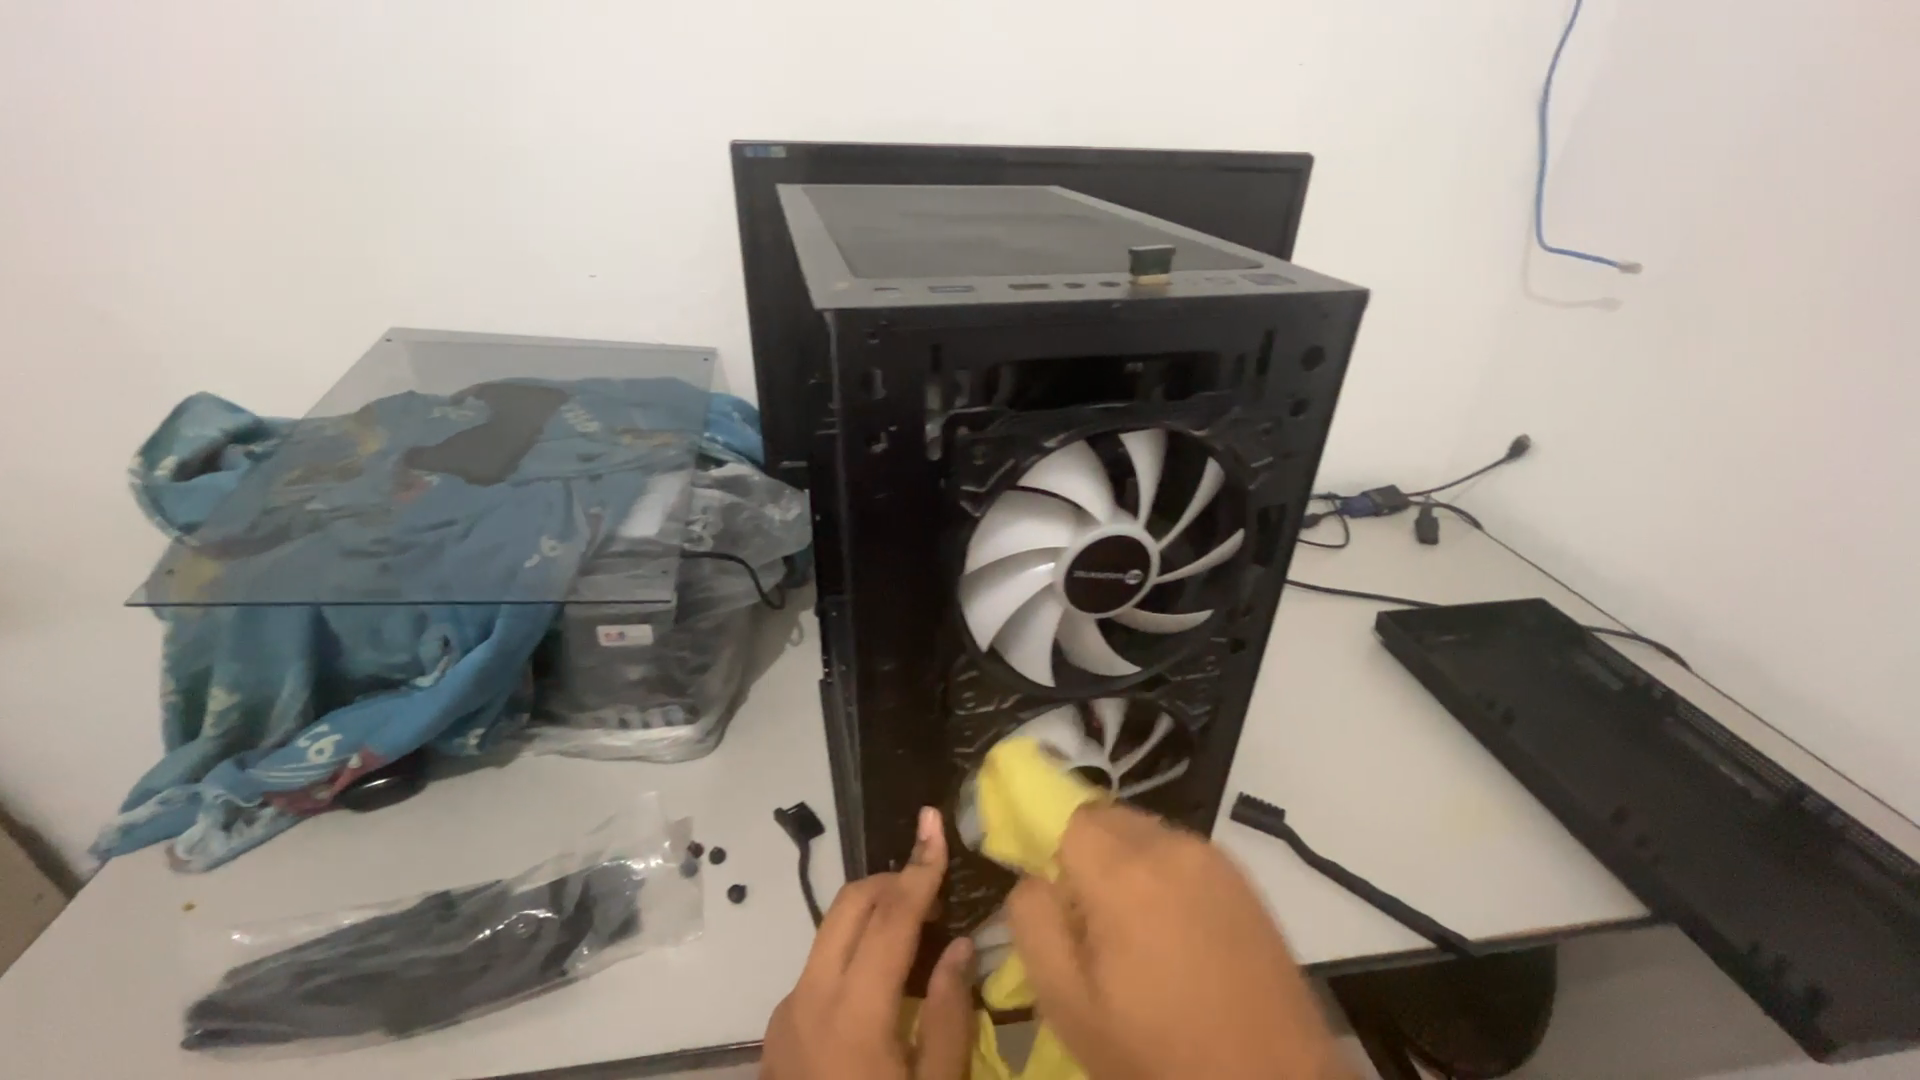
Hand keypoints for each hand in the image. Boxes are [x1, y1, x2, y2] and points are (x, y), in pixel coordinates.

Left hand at [762, 807, 974, 1079]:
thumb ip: (951, 1014)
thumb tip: (959, 944)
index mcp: (853, 1013)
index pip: (891, 917)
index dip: (918, 866)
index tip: (932, 820)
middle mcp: (808, 998)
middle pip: (848, 907)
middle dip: (891, 880)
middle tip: (934, 882)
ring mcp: (785, 1013)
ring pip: (830, 933)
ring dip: (872, 916)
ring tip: (917, 933)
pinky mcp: (777, 1030)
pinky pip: (819, 968)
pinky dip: (854, 953)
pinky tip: (884, 986)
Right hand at [1008, 802, 1349, 1079]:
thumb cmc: (1158, 1055)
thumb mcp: (1068, 1005)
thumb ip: (1033, 923)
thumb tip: (1031, 877)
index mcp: (1124, 872)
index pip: (1068, 817)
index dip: (1054, 856)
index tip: (1061, 908)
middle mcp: (1171, 846)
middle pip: (1107, 819)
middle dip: (1088, 857)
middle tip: (1093, 926)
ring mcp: (1214, 858)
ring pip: (1144, 833)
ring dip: (1126, 865)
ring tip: (1137, 936)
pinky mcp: (1244, 879)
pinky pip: (1181, 854)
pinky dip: (1164, 877)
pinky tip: (1176, 936)